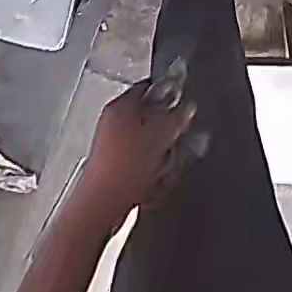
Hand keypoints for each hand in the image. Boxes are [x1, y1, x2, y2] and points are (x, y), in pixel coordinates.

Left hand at [74, 81, 195, 225]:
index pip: (147, 88)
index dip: (167, 93)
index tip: (181, 102)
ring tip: (165, 164)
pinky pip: (138, 161)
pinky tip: (155, 180)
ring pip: (144, 141)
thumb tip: (187, 108)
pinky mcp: (112, 167)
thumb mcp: (160, 136)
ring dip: (159, 151)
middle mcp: (111, 122)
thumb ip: (176, 118)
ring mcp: (110, 145)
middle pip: (147, 117)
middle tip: (176, 138)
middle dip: (165, 129)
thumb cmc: (124, 166)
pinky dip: (150, 167)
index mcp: (120, 106)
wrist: (104, 203)